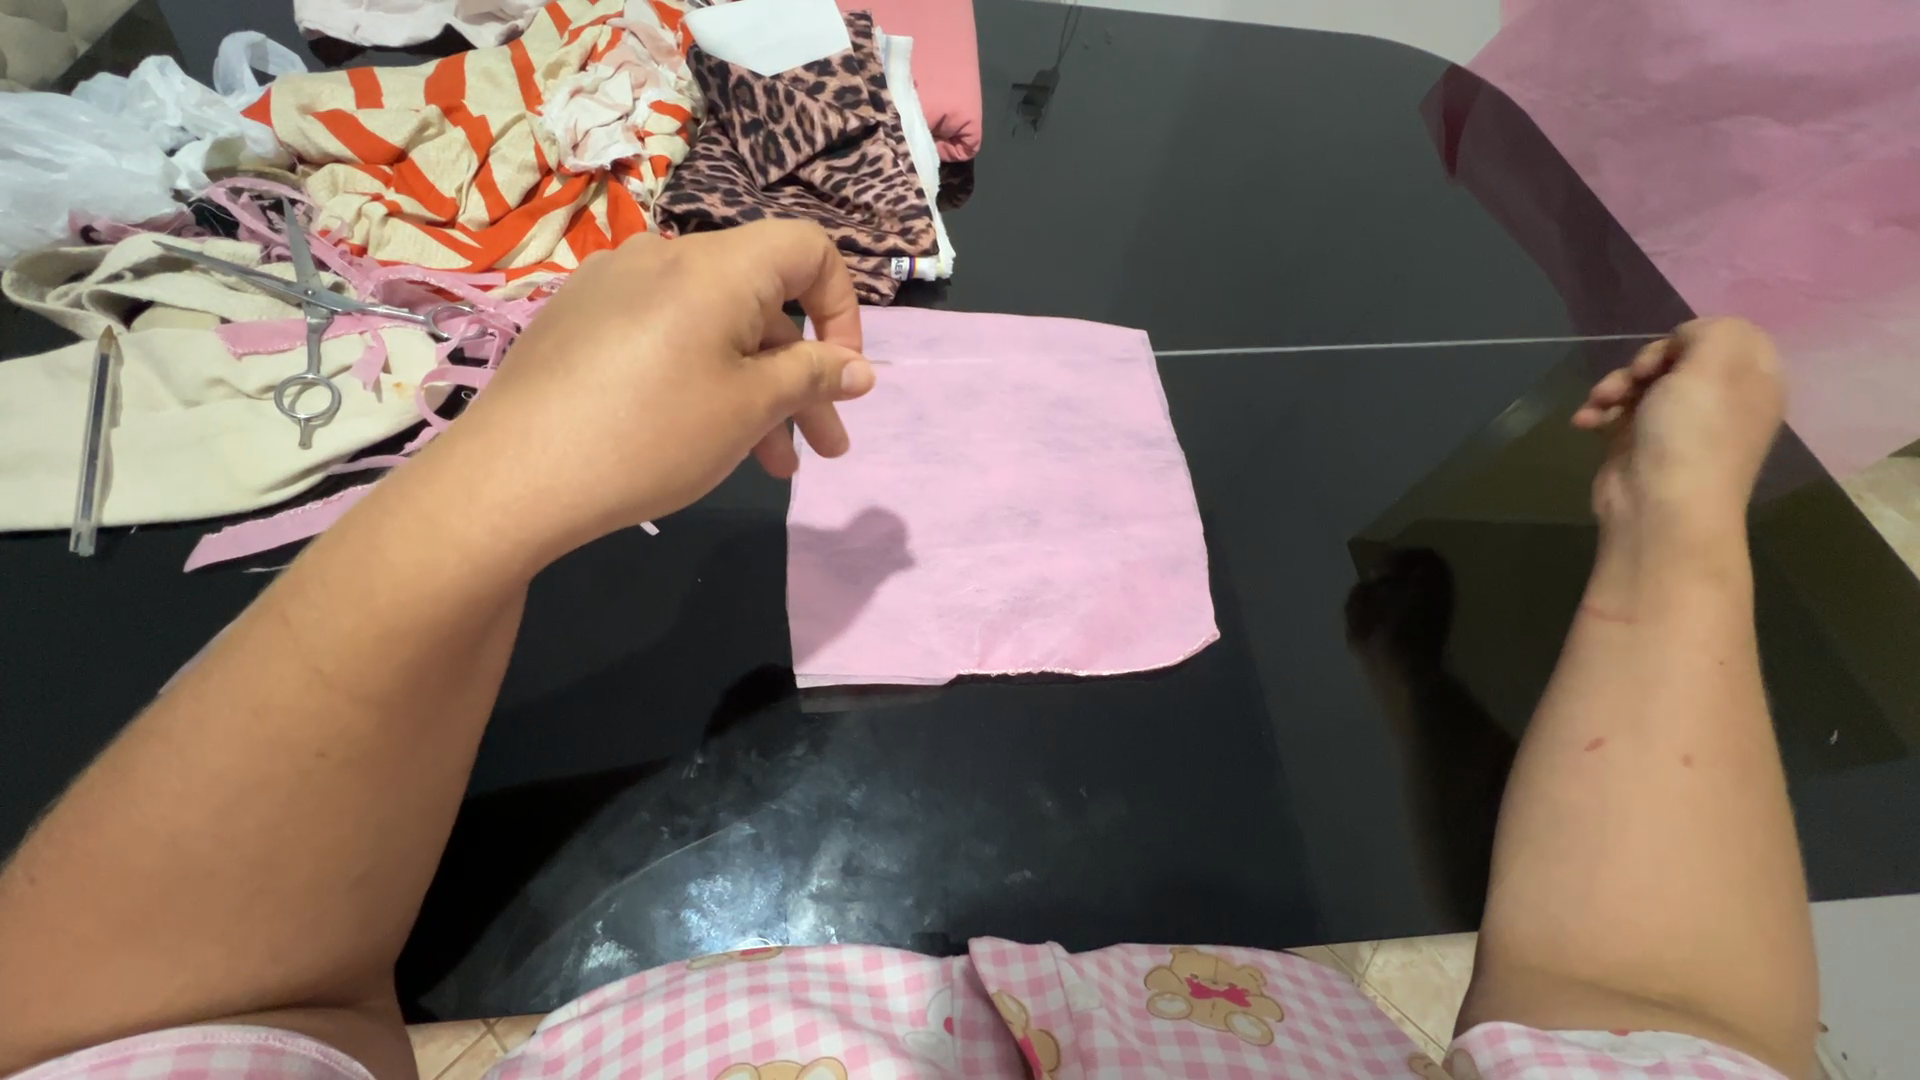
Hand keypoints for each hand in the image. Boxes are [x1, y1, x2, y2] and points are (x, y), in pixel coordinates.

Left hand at [441, 221, 875, 559]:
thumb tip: (860, 370)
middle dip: (804, 376)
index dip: (843, 308)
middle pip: (763, 303)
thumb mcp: (750, 408)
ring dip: (757, 391)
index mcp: (715, 268)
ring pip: (716, 331)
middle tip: (824, 447)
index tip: (842, 376)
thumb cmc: (653, 435)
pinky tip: (703, 436)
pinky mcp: (582, 323)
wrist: (513, 479)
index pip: (808, 248)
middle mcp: (664, 260)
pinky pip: (668, 340)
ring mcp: (615, 289)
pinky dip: (705, 380)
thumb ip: (813, 377)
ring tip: (773, 466)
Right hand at [1573, 317, 1785, 529]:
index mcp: (1752, 379)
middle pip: (1676, 358)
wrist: (1658, 505)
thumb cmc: (1692, 434)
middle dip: (1641, 364)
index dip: (1690, 337)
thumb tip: (1684, 340)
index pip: (1727, 336)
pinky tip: (1584, 422)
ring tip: (1597, 404)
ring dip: (1611, 387)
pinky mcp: (1635, 441)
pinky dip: (1597, 413)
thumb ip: (1711, 332)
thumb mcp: (1714, 366)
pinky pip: (1615, 413)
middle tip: (1631, 379)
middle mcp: (1718, 398)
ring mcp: (1675, 422)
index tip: (1668, 355)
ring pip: (1639, 384)